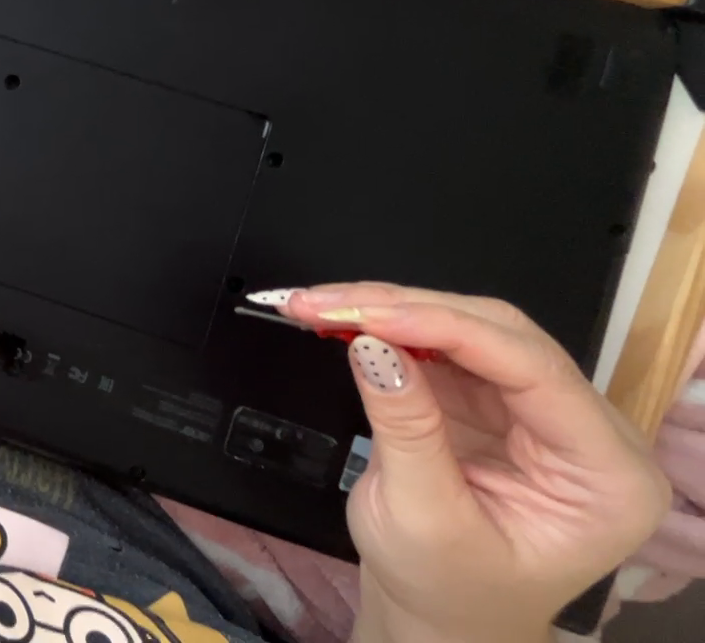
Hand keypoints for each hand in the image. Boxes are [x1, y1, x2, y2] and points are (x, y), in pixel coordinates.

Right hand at [278, 284, 669, 641]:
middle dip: (402, 307)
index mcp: (603, 474)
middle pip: (497, 334)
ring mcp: (532, 410)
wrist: (441, 609)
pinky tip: (335, 320)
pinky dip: (379, 325)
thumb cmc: (445, 582)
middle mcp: (583, 430)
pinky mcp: (485, 398)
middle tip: (317, 303)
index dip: (445, 328)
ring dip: (381, 308)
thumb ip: (405, 429)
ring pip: (461, 325)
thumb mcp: (423, 515)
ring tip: (311, 306)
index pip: (531, 370)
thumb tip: (367, 345)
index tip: (361, 314)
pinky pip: (434, 342)